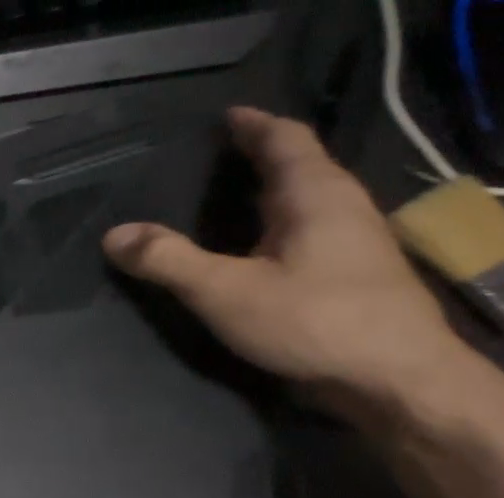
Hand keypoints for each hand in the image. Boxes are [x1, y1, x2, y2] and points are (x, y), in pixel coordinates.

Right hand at [102, 107, 465, 406]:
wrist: (389, 374)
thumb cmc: (310, 320)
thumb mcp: (224, 292)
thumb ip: (168, 261)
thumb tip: (114, 234)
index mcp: (315, 195)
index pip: (285, 141)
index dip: (254, 126)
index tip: (226, 117)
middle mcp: (341, 206)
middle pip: (299, 167)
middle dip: (259, 157)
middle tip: (216, 158)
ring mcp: (352, 239)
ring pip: (304, 200)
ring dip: (267, 193)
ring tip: (226, 199)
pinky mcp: (350, 272)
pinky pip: (305, 230)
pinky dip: (273, 225)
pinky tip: (252, 247)